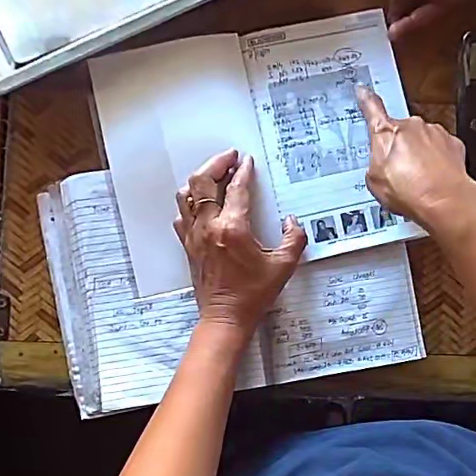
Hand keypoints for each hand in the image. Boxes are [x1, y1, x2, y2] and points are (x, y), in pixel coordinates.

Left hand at [174, 149, 306, 334]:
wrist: (226, 317)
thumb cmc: (253, 294)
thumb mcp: (283, 266)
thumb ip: (294, 238)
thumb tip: (291, 221)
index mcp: (232, 228)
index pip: (236, 188)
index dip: (243, 171)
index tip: (248, 162)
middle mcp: (208, 227)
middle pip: (202, 181)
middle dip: (216, 164)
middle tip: (229, 158)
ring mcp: (194, 236)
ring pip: (186, 195)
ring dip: (199, 180)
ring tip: (214, 176)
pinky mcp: (188, 246)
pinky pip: (181, 216)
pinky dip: (189, 204)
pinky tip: (201, 205)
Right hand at [356, 86, 475, 237]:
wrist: (444, 201)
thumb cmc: (410, 192)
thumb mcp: (375, 181)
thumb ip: (374, 163)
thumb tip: (378, 162)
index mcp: (387, 132)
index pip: (372, 109)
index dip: (366, 99)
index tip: (363, 91)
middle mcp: (411, 126)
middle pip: (400, 132)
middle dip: (399, 148)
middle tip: (398, 172)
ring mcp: (433, 132)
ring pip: (421, 140)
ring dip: (418, 156)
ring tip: (417, 180)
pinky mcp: (452, 143)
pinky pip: (439, 148)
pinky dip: (436, 161)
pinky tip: (433, 178)